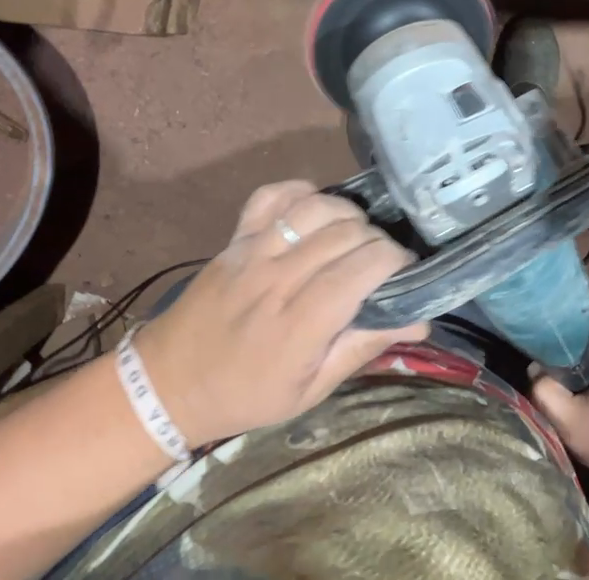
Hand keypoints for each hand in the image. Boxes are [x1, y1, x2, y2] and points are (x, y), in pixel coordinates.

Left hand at [131, 181, 426, 444]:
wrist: (168, 385)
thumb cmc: (247, 394)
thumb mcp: (311, 389)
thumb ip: (363, 348)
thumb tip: (420, 322)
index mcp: (298, 326)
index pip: (362, 269)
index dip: (396, 261)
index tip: (404, 273)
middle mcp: (277, 281)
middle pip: (347, 234)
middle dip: (378, 241)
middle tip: (381, 263)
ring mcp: (253, 253)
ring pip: (316, 208)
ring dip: (348, 215)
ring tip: (353, 236)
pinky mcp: (236, 238)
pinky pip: (273, 196)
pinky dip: (301, 193)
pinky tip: (315, 213)